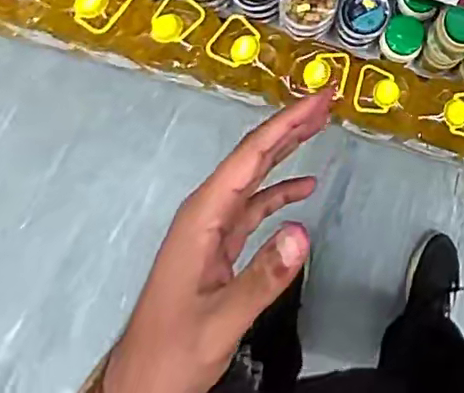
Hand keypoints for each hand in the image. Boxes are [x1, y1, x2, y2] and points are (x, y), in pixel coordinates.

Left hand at [103, 91, 332, 392]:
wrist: (138, 389)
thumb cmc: (170, 354)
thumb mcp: (219, 322)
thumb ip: (262, 278)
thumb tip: (303, 233)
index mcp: (203, 215)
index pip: (251, 155)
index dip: (287, 122)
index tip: (317, 100)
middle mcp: (207, 210)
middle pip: (253, 155)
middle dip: (290, 124)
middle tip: (325, 100)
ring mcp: (212, 226)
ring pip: (255, 174)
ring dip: (287, 149)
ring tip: (319, 126)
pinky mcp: (218, 245)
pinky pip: (254, 205)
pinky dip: (280, 190)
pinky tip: (303, 187)